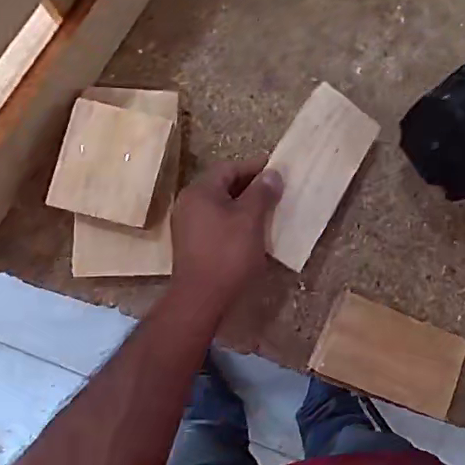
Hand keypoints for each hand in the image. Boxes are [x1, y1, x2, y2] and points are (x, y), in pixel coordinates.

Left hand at [170, 157, 283, 308]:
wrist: (201, 298)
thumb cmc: (228, 253)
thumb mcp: (250, 219)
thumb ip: (261, 193)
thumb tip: (272, 174)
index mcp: (200, 191)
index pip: (229, 168)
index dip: (254, 167)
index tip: (277, 169)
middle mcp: (188, 203)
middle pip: (222, 184)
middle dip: (249, 185)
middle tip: (275, 188)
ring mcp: (187, 224)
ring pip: (219, 204)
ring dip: (242, 203)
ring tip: (267, 208)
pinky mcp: (191, 243)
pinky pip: (215, 221)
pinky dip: (233, 219)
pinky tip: (250, 229)